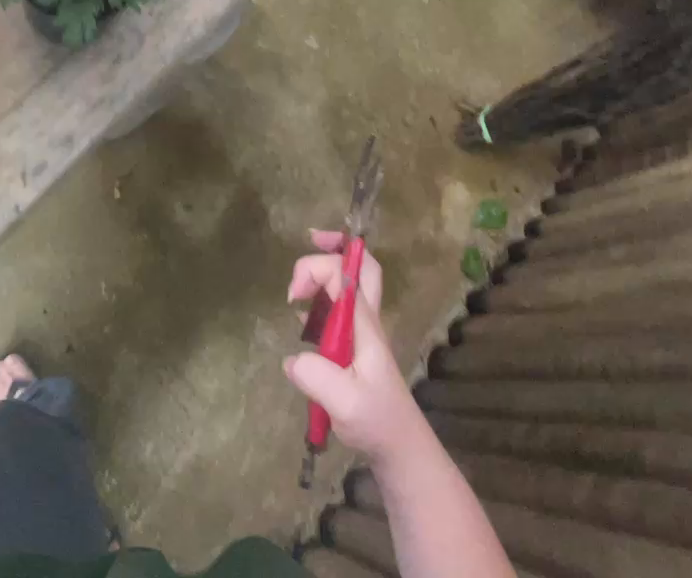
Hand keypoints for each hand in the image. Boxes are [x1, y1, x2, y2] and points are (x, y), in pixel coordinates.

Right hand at [282, 231, 429, 467]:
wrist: (400, 447)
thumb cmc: (376, 421)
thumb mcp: (343, 402)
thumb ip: (316, 375)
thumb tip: (292, 358)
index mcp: (365, 325)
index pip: (347, 275)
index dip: (319, 267)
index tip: (294, 294)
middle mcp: (365, 321)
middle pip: (360, 268)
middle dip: (336, 247)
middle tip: (309, 244)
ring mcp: (361, 333)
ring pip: (349, 285)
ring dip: (325, 274)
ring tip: (297, 290)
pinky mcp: (353, 348)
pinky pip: (339, 309)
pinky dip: (320, 301)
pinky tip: (301, 320)